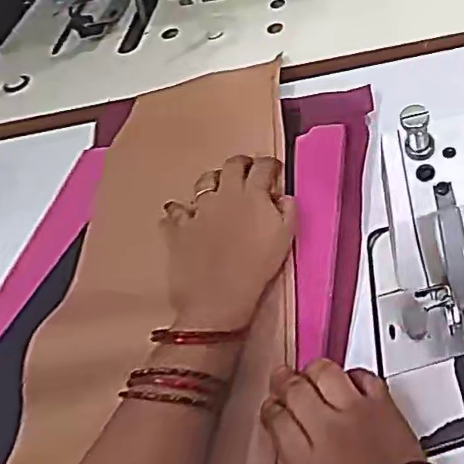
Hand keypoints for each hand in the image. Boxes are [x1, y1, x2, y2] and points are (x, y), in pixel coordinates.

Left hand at [161, 155, 295, 329]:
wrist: (218, 299)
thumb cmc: (257, 268)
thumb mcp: (285, 238)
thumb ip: (288, 210)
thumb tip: (282, 196)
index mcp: (253, 195)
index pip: (263, 166)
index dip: (270, 164)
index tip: (274, 170)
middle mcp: (225, 194)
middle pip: (232, 165)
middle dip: (242, 164)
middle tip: (248, 172)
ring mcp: (198, 209)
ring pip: (203, 181)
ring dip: (213, 182)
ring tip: (218, 192)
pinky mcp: (178, 227)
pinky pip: (176, 210)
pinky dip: (181, 210)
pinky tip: (186, 216)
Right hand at [247, 360, 425, 463]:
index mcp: (305, 463)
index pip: (278, 420)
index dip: (270, 411)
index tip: (271, 411)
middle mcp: (329, 431)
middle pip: (298, 389)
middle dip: (285, 382)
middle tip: (282, 381)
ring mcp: (358, 414)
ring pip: (328, 373)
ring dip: (315, 371)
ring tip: (310, 375)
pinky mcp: (384, 407)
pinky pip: (365, 376)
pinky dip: (353, 373)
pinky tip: (348, 381)